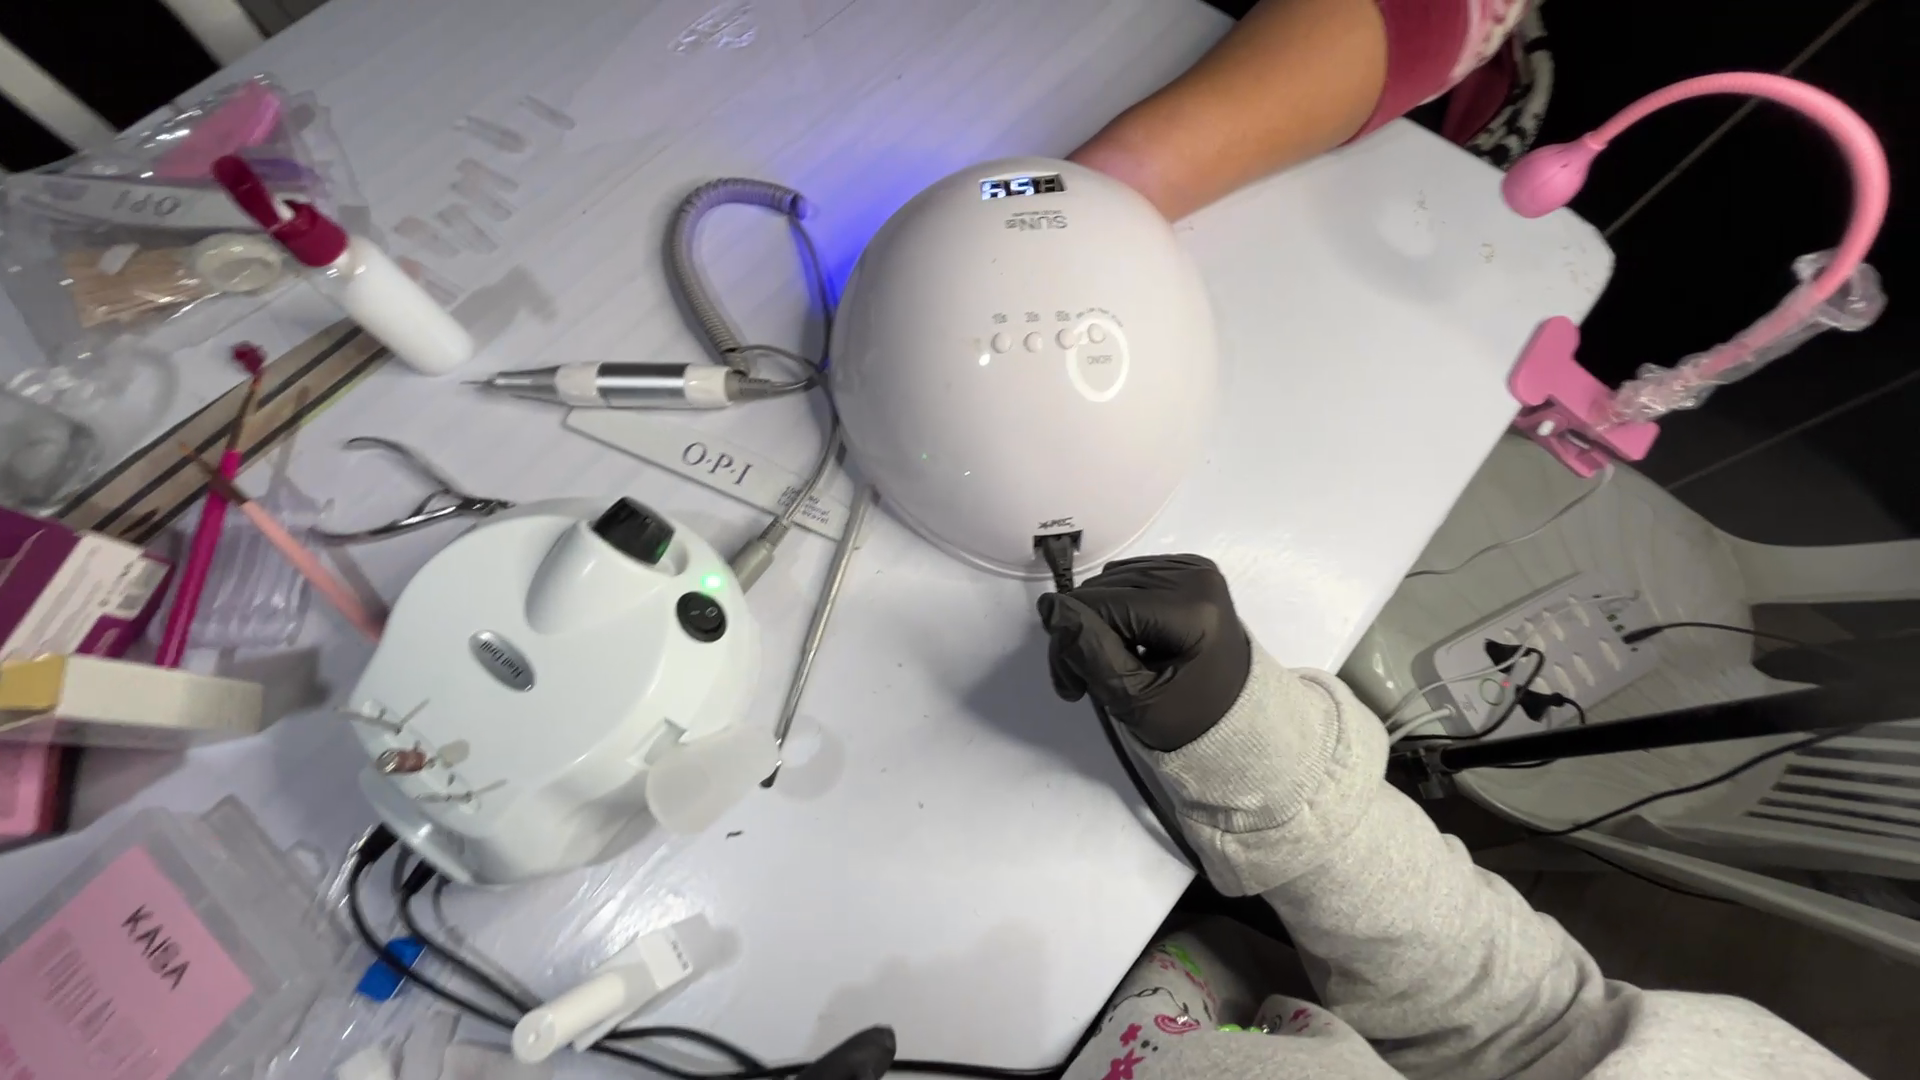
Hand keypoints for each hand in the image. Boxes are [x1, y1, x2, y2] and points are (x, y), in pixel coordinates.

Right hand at [1035, 555, 1251, 750]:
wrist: (1238, 720)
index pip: (1101, 604)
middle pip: (1102, 588)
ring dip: (1094, 621)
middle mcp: (1196, 576)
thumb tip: (1050, 607)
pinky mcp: (1189, 569)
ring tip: (1108, 662)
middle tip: (1084, 681)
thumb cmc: (1189, 720)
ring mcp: (1194, 569)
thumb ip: (1089, 651)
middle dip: (1081, 633)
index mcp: (1192, 609)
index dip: (1071, 640)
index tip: (1072, 688)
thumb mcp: (1133, 700)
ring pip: (1107, 580)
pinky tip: (1127, 637)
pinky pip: (1125, 576)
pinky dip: (1115, 607)